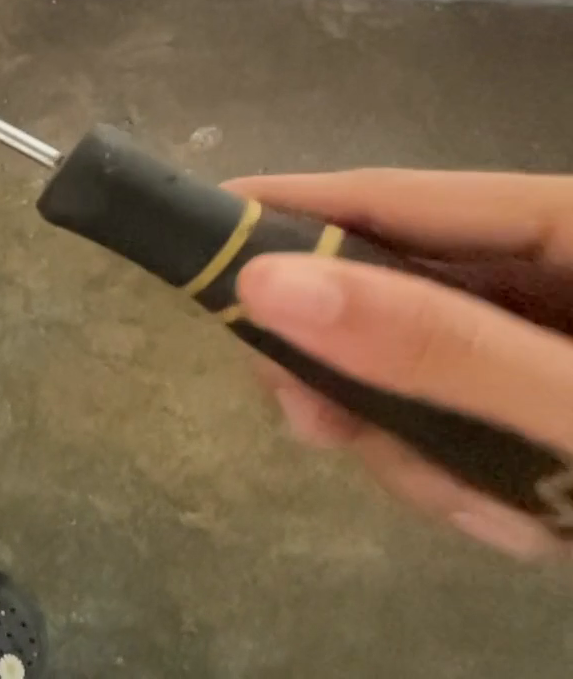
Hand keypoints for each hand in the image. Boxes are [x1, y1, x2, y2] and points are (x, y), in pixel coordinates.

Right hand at [228, 170, 572, 558]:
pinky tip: (506, 522)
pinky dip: (458, 468)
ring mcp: (555, 338)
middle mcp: (559, 273)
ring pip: (407, 360)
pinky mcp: (556, 397)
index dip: (281, 210)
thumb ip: (442, 348)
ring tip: (463, 512)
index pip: (390, 198)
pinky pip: (457, 412)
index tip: (185, 230)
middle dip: (342, 365)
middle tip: (308, 425)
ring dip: (405, 437)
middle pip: (385, 290)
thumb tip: (259, 285)